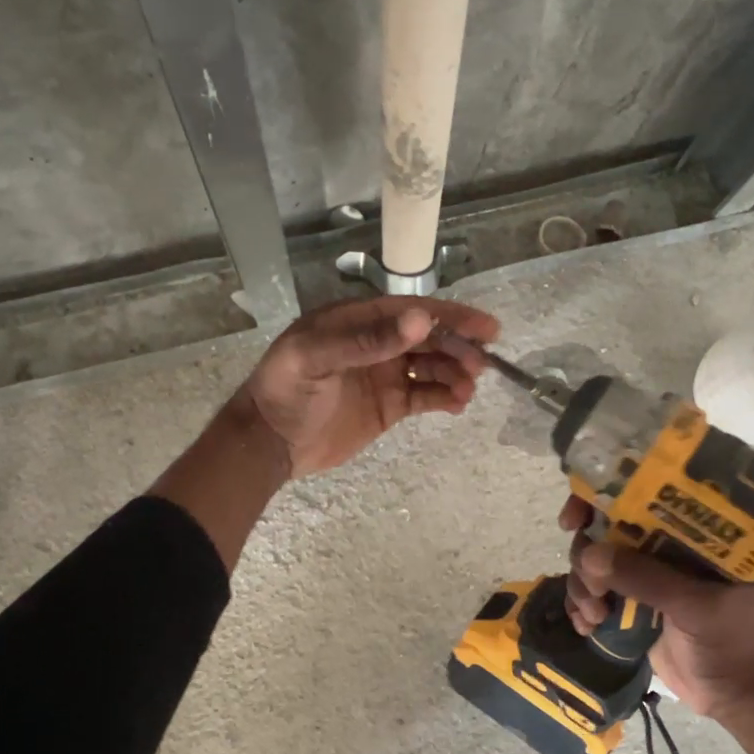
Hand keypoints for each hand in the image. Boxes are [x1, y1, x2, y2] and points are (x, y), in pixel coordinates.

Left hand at [235, 296, 499, 477]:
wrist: (269, 442)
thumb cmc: (285, 390)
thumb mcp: (318, 357)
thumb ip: (369, 340)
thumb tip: (421, 320)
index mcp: (357, 321)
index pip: (411, 312)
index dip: (450, 317)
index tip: (484, 328)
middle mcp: (376, 343)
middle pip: (428, 338)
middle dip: (459, 347)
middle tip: (484, 364)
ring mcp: (384, 375)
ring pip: (430, 367)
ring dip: (455, 373)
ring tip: (470, 389)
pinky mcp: (388, 406)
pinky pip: (424, 397)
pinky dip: (444, 398)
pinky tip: (459, 404)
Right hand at [559, 497, 753, 719]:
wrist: (737, 696)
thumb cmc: (733, 641)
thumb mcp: (695, 606)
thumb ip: (645, 579)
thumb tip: (589, 554)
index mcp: (687, 534)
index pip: (639, 498)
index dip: (601, 500)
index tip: (574, 522)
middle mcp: (662, 548)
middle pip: (605, 532)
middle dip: (587, 558)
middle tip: (593, 589)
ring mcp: (644, 578)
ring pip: (593, 565)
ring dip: (583, 588)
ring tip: (593, 617)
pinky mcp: (629, 608)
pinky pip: (592, 596)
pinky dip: (582, 608)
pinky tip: (586, 627)